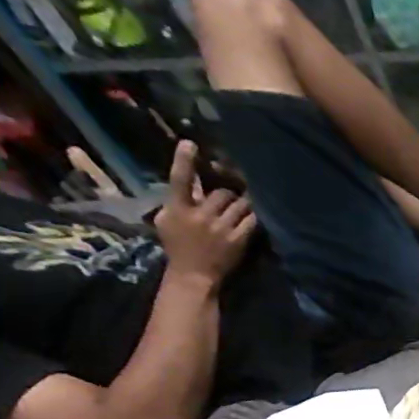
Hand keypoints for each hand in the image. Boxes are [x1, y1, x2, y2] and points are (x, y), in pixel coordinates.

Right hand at [154, 141, 254, 283]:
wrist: (194, 274)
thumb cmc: (177, 246)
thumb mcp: (167, 220)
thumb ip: (176, 201)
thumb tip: (189, 183)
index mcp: (178, 209)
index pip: (179, 180)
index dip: (184, 160)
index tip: (189, 144)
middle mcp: (200, 216)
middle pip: (221, 193)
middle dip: (227, 193)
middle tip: (229, 198)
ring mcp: (221, 228)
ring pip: (239, 205)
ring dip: (241, 204)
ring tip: (240, 208)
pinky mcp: (238, 240)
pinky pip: (251, 220)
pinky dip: (251, 217)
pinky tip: (250, 218)